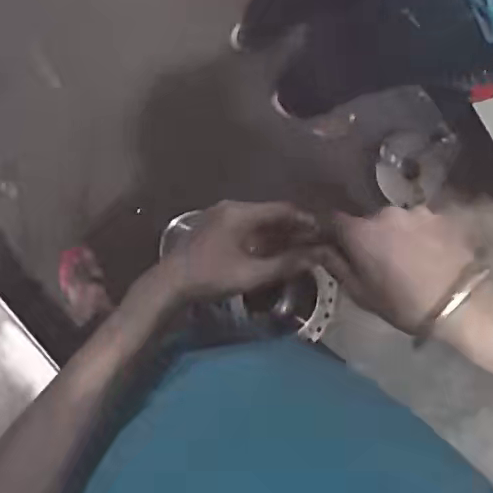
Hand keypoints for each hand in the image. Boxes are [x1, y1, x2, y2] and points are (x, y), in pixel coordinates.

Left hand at [145, 201, 329, 306]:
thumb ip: (286, 265)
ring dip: (279, 233)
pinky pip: (247, 227)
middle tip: (314, 242)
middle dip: (294, 228)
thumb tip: (316, 257)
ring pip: (259, 221)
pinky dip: (264, 237)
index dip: (305, 220)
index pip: (282, 209)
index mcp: (240, 213)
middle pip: (271, 213)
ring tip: (299, 248)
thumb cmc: (210, 277)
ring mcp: (221, 216)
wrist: (168, 284)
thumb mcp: (251, 274)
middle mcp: (231, 207)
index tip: (323, 231)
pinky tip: (274, 251)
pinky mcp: (215, 228)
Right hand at [326, 206, 479, 334]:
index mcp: (361, 232)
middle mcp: (385, 213)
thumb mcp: (363, 294)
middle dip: (370, 236)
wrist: (461, 303)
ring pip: (397, 221)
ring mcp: (416, 211)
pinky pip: (421, 222)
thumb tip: (318, 248)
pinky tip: (429, 254)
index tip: (336, 246)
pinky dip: (420, 234)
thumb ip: (337, 266)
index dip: (333, 232)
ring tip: (409, 259)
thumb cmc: (404, 305)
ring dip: (397, 235)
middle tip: (379, 261)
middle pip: (368, 220)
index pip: (334, 220)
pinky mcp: (440, 216)